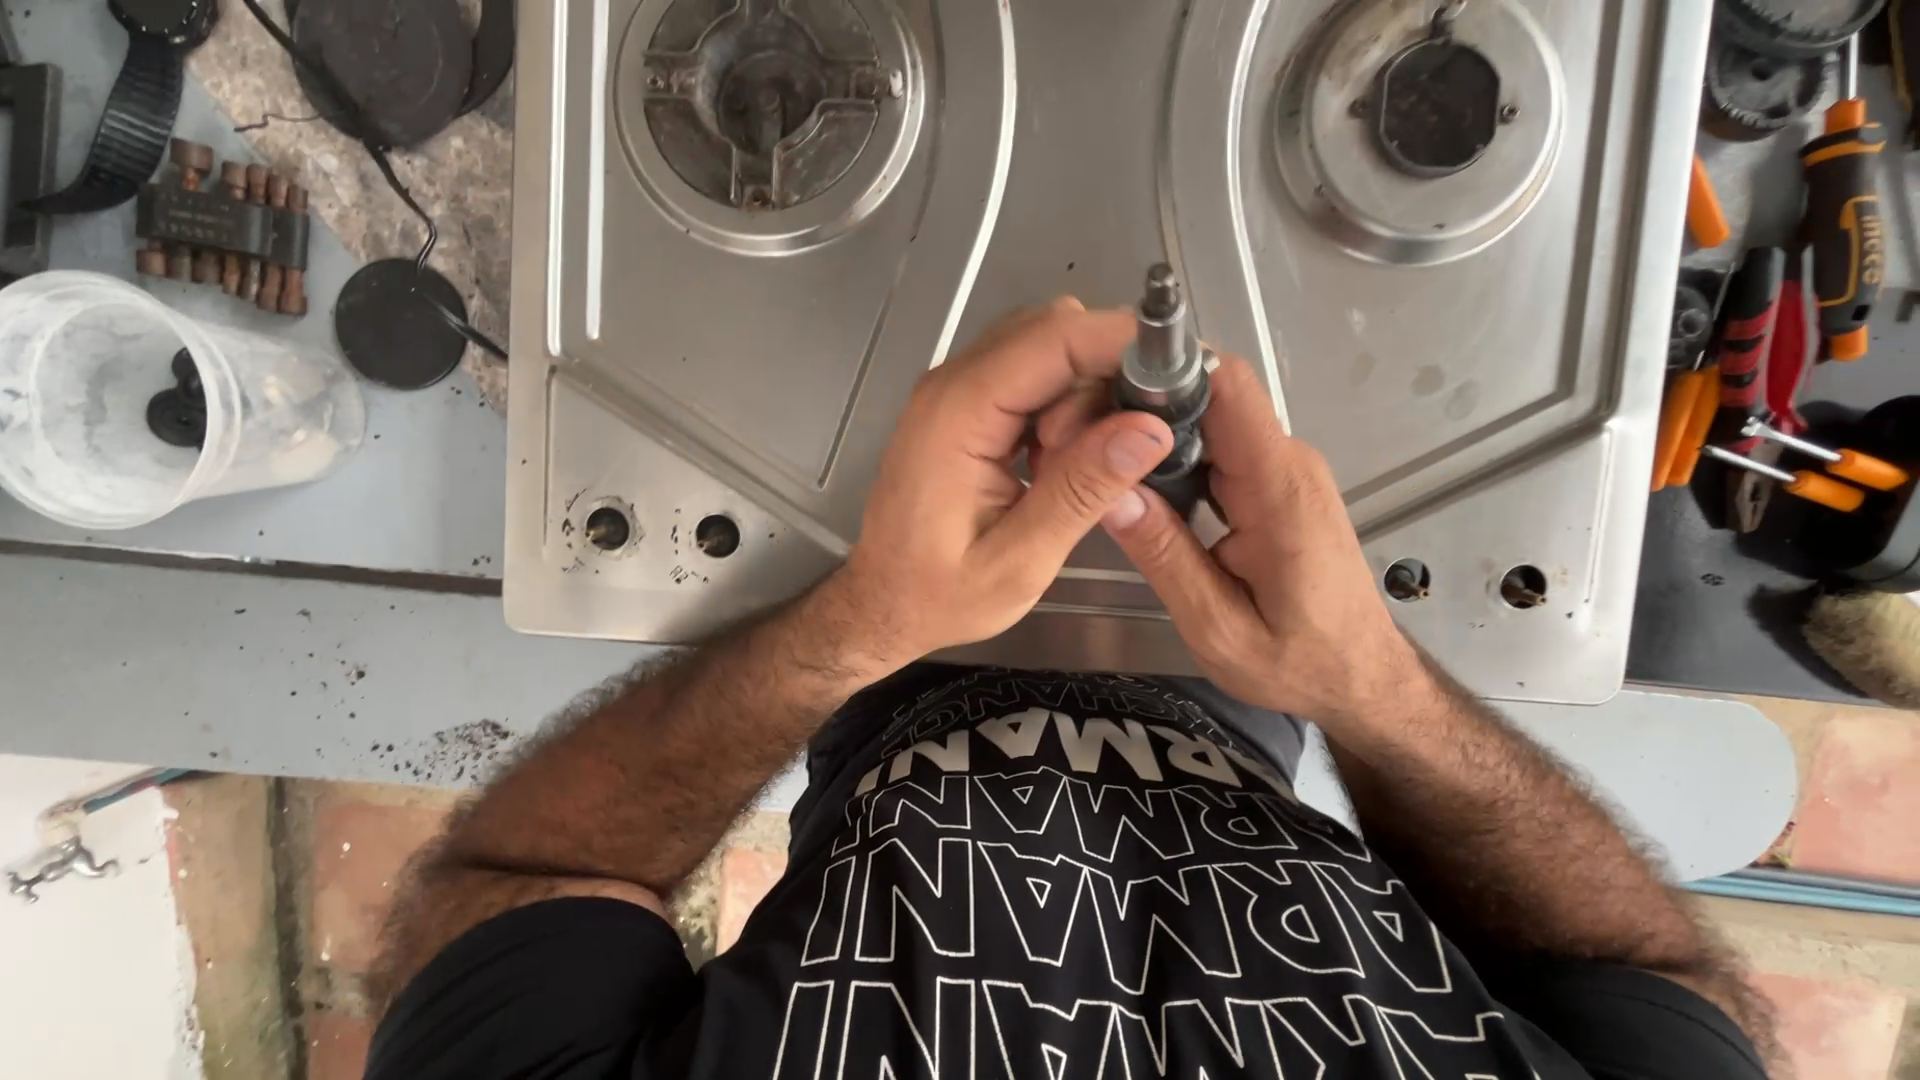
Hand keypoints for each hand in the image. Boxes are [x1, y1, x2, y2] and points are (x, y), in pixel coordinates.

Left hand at [822, 299, 1174, 674]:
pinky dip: (1061, 407)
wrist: (884, 602)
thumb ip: (1082, 491)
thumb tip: (1149, 430)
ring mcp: (955, 392)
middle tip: (1112, 451)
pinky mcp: (965, 407)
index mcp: (957, 414)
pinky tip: (1056, 461)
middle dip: (1103, 375)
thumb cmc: (937, 595)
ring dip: (1082, 396)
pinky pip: (1029, 377)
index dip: (1121, 341)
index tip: (1178, 370)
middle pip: (1051, 331)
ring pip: (1045, 349)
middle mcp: (951, 386)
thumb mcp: (1019, 560)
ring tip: (1071, 469)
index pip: (1051, 339)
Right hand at [1101, 354, 1422, 724]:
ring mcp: (1283, 470)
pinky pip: (1217, 449)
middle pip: (1209, 397)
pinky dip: (1173, 459)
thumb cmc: (1299, 663)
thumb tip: (1112, 495)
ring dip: (1152, 435)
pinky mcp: (1275, 484)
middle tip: (1077, 440)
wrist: (1362, 678)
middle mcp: (1286, 463)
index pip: (1227, 386)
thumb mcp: (1219, 627)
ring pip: (1208, 421)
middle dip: (1142, 407)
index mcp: (1279, 489)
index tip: (1100, 391)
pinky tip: (1137, 487)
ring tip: (1097, 464)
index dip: (1164, 373)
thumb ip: (1166, 559)